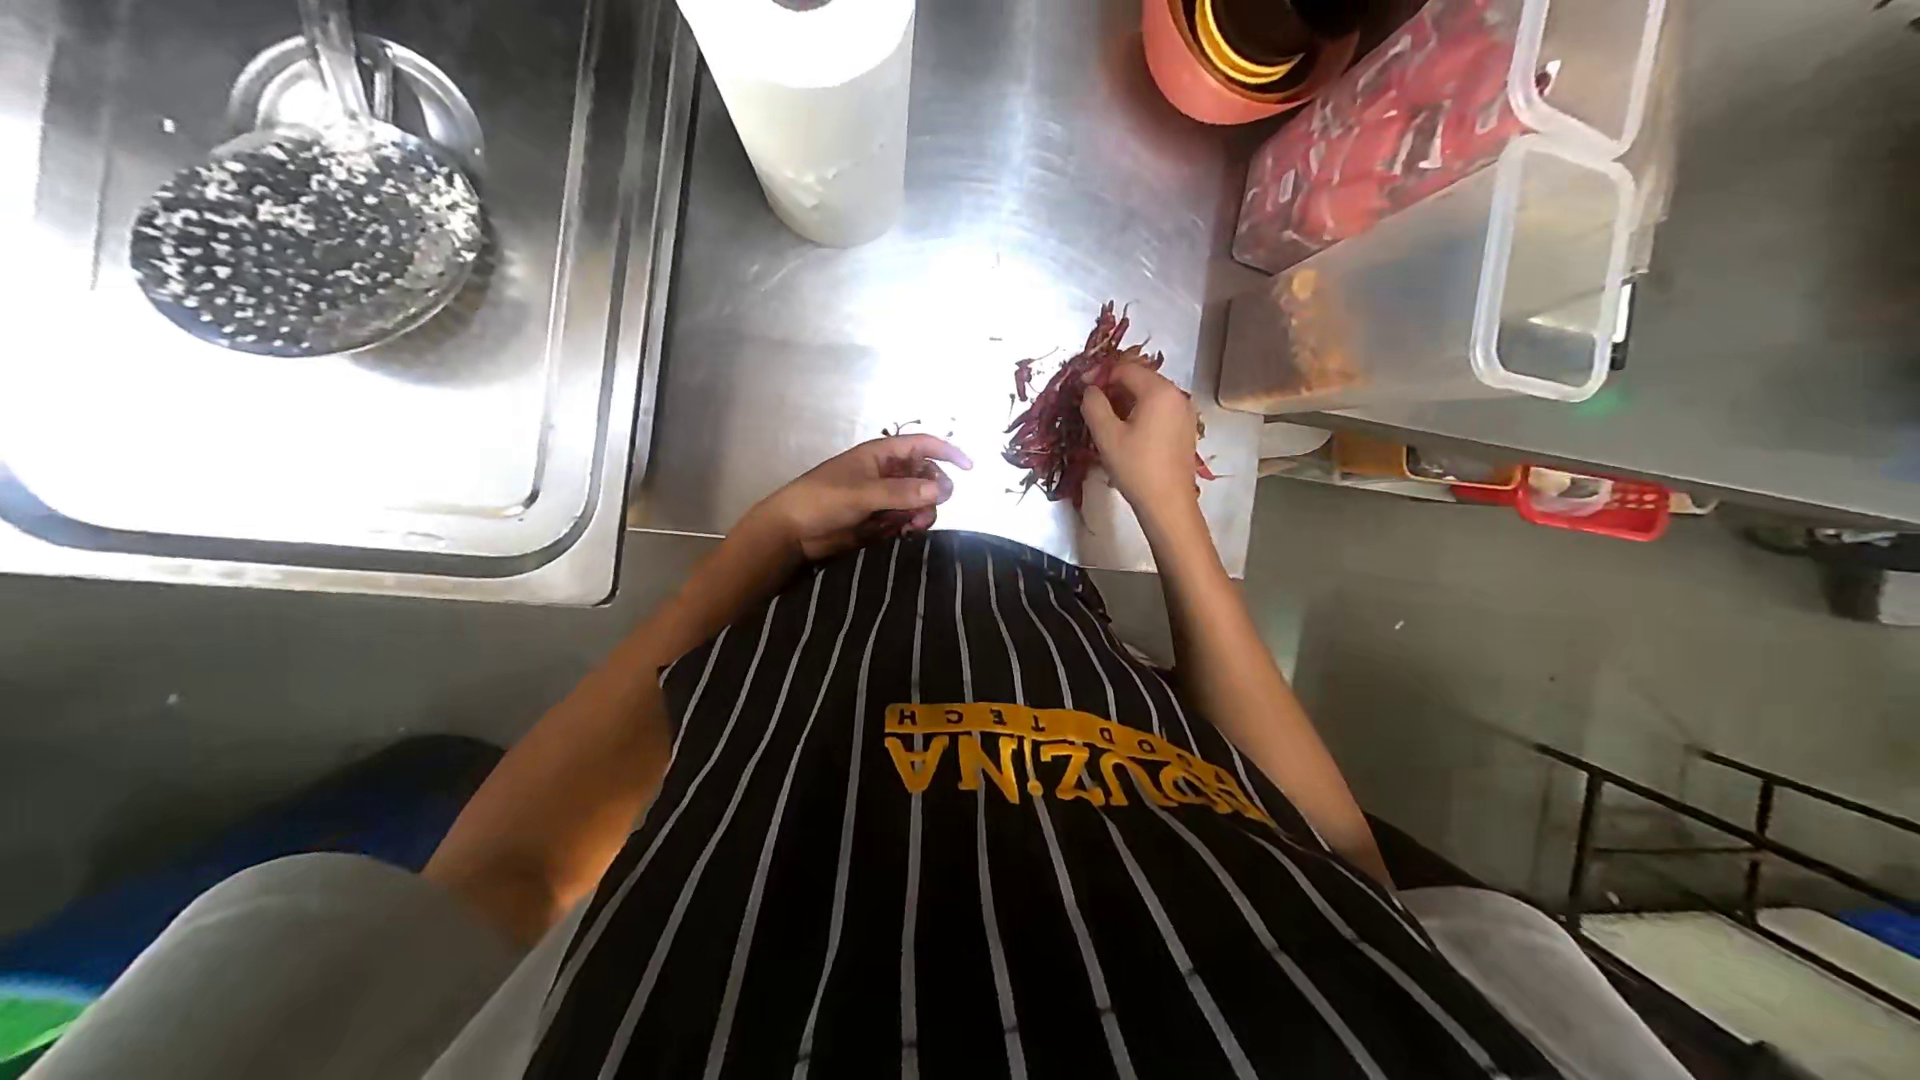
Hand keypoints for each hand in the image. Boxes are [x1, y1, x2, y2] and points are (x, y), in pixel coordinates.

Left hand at [746, 435, 973, 559]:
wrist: (794, 533)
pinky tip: (906, 532)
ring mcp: (886, 497)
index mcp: (881, 455)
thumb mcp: (862, 493)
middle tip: (930, 507)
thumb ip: (901, 492)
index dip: (947, 451)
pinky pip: (910, 518)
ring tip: (914, 525)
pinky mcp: (882, 520)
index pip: (922, 445)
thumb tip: (940, 491)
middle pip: (927, 475)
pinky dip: (914, 524)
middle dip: (935, 490)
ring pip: (921, 500)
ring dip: (925, 511)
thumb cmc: (822, 500)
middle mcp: (887, 473)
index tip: (968, 467)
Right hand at [1080, 362, 1200, 520]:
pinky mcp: (1185, 428)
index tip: (1081, 389)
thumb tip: (1090, 390)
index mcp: (1159, 391)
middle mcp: (1177, 395)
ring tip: (1106, 420)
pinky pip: (1160, 409)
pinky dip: (1141, 412)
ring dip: (1126, 401)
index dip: (1100, 375)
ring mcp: (1185, 412)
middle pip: (1140, 379)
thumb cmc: (1136, 468)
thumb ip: (1094, 405)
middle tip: (1092, 405)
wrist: (1168, 503)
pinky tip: (1127, 431)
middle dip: (1113, 387)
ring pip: (1150, 395)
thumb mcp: (1107, 436)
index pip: (1125, 369)